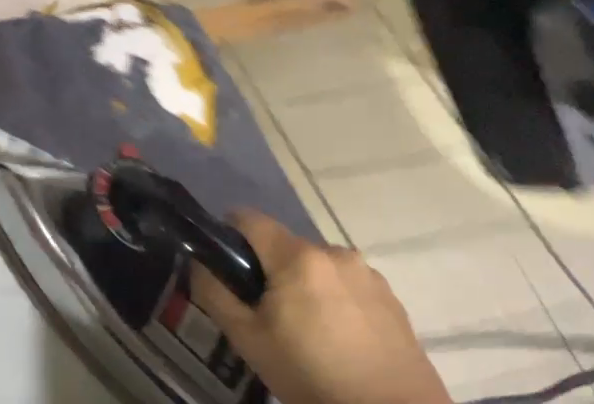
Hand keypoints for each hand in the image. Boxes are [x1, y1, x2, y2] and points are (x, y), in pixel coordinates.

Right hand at [192, 210, 450, 403]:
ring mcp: (370, 277)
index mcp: (298, 256)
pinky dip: (335, 301)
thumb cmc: (313, 375)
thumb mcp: (247, 338)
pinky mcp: (395, 301)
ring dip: (304, 284)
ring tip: (307, 331)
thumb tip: (198, 261)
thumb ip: (213, 291)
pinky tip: (339, 340)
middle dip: (268, 269)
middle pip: (283, 245)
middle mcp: (336, 253)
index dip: (227, 236)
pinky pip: (348, 285)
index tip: (226, 269)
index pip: (246, 218)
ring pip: (317, 266)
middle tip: (265, 313)